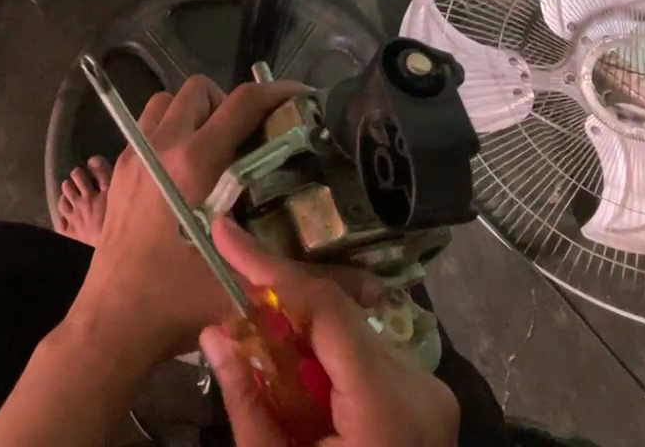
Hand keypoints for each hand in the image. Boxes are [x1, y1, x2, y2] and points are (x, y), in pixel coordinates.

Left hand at [62, 74, 302, 365]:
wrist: (113, 323)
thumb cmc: (177, 301)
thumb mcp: (247, 284)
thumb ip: (311, 279)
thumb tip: (376, 287)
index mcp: (196, 163)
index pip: (242, 103)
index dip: (277, 91)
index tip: (300, 96)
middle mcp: (162, 146)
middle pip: (199, 89)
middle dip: (228, 102)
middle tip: (248, 137)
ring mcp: (134, 155)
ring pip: (165, 101)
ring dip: (193, 111)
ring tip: (213, 145)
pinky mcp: (119, 171)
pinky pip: (146, 126)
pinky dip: (168, 130)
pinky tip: (183, 172)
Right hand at [199, 219, 459, 446]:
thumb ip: (249, 400)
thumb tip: (214, 332)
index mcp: (389, 409)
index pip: (327, 310)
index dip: (272, 268)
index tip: (224, 236)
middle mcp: (421, 386)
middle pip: (336, 317)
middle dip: (278, 307)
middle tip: (230, 306)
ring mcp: (429, 391)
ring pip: (347, 332)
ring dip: (299, 336)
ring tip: (262, 358)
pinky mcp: (424, 398)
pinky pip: (362, 356)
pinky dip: (322, 359)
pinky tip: (299, 386)